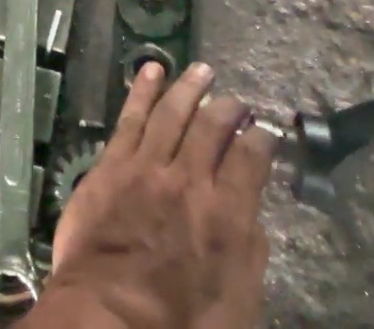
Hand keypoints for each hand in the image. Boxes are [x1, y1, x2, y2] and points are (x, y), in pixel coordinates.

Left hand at [34, 62, 273, 328]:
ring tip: (201, 70)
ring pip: (171, 112)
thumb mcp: (237, 301)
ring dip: (189, 87)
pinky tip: (152, 70)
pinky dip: (142, 90)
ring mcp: (146, 166)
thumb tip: (249, 211)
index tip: (266, 130)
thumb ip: (249, 250)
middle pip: (213, 125)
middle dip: (229, 106)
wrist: (107, 315)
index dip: (263, 138)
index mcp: (225, 214)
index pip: (252, 157)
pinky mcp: (111, 164)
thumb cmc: (179, 320)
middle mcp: (188, 179)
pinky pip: (129, 118)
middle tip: (236, 100)